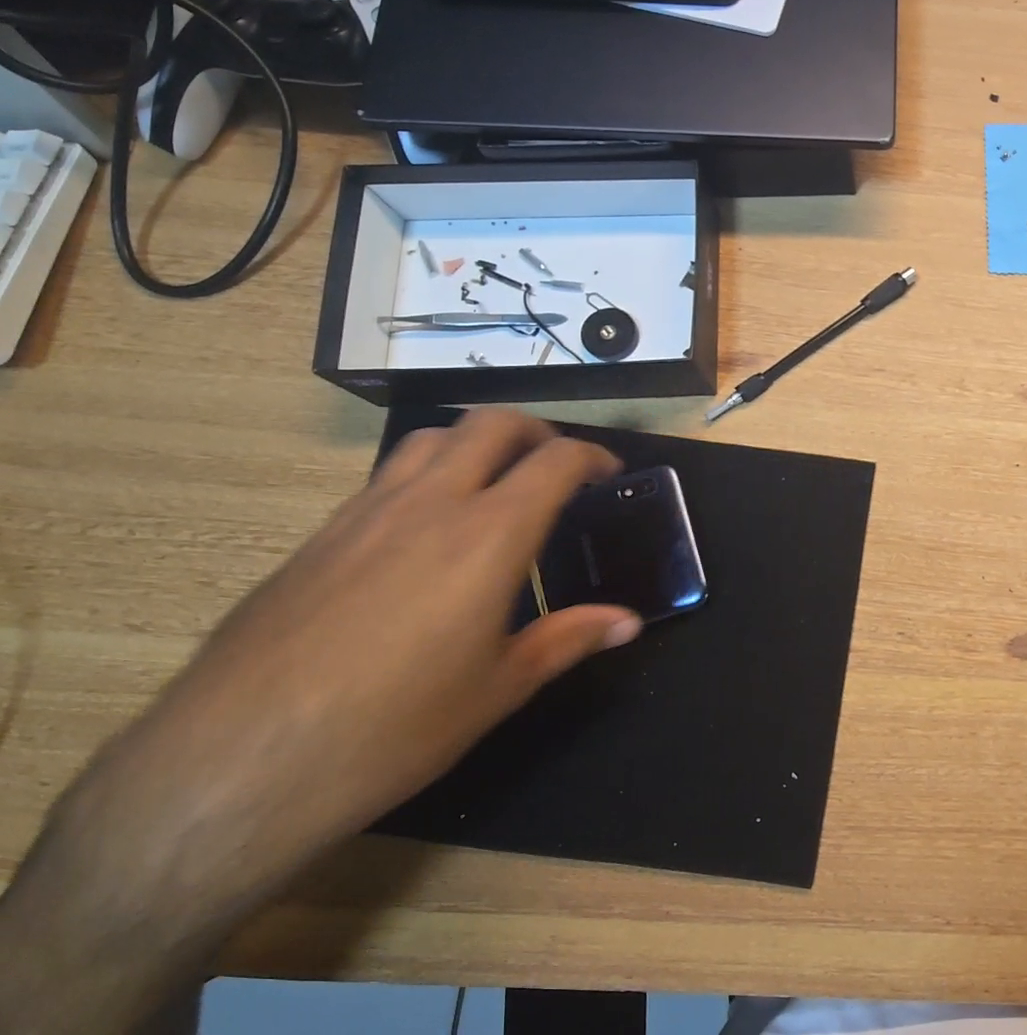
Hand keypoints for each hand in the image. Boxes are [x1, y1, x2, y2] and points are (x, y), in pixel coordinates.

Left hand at [25, 410, 639, 930]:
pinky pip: (384, 480)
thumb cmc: (395, 727)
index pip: (553, 463)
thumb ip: (568, 640)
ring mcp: (362, 516)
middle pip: (488, 426)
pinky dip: (425, 477)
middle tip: (560, 465)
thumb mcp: (499, 688)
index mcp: (487, 537)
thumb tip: (626, 621)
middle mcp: (427, 506)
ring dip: (475, 443)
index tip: (610, 474)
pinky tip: (428, 533)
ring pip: (428, 440)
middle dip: (535, 431)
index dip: (591, 457)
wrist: (240, 759)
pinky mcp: (316, 539)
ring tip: (497, 483)